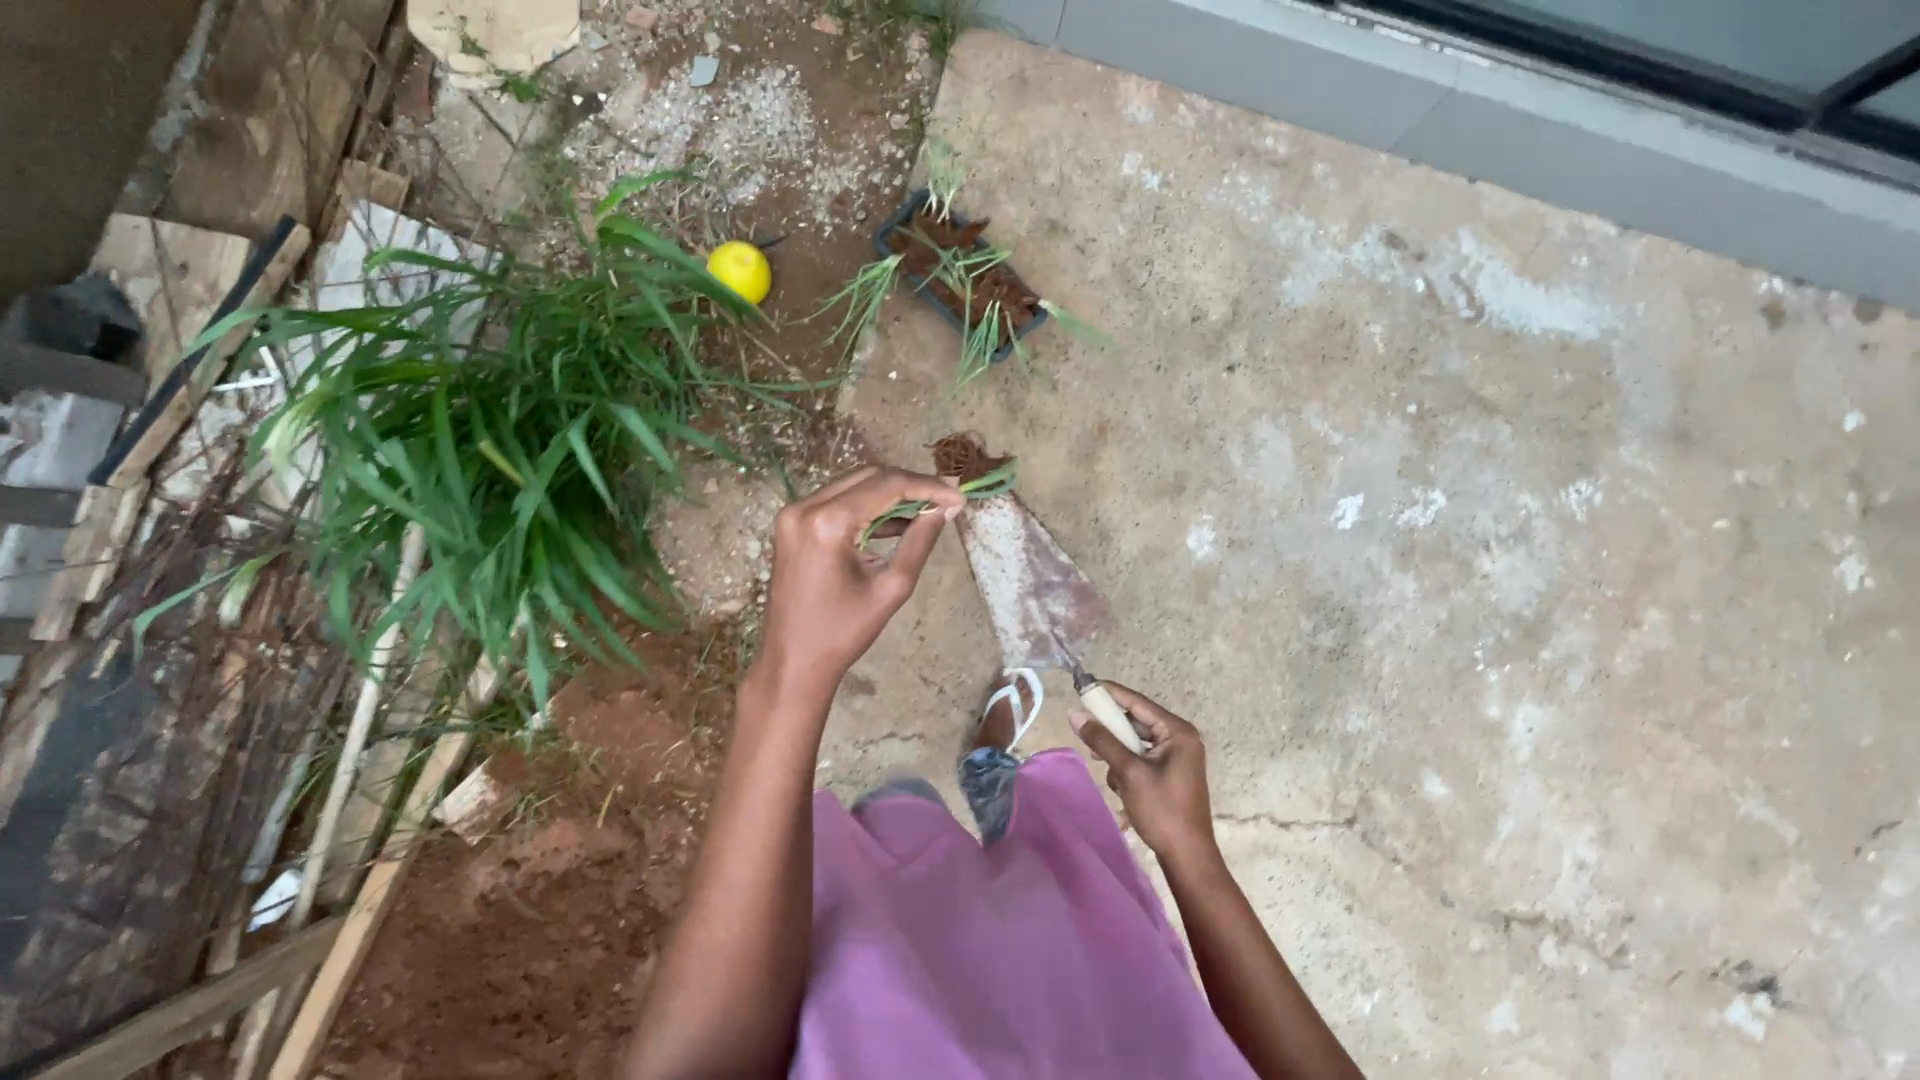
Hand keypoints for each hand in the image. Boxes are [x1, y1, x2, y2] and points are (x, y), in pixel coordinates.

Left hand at [751, 466, 962, 705]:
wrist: (792, 660)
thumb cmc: (843, 632)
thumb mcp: (892, 587)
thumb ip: (921, 540)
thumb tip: (945, 508)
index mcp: (828, 522)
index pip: (887, 485)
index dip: (927, 486)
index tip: (958, 494)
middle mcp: (805, 507)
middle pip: (869, 477)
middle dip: (910, 484)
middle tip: (946, 497)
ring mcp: (793, 514)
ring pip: (853, 485)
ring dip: (890, 494)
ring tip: (928, 508)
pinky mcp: (792, 524)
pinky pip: (837, 502)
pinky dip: (867, 507)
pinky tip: (897, 522)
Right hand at [1071, 683, 1217, 862]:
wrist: (1187, 854)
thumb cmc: (1161, 809)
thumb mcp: (1128, 772)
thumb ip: (1102, 740)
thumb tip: (1075, 714)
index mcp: (1178, 732)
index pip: (1138, 703)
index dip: (1110, 694)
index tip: (1084, 686)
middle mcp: (1180, 738)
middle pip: (1136, 722)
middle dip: (1112, 731)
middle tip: (1086, 731)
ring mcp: (1176, 756)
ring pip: (1135, 742)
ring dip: (1118, 753)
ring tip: (1105, 767)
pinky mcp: (1169, 772)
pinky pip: (1141, 757)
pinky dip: (1126, 766)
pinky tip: (1120, 786)